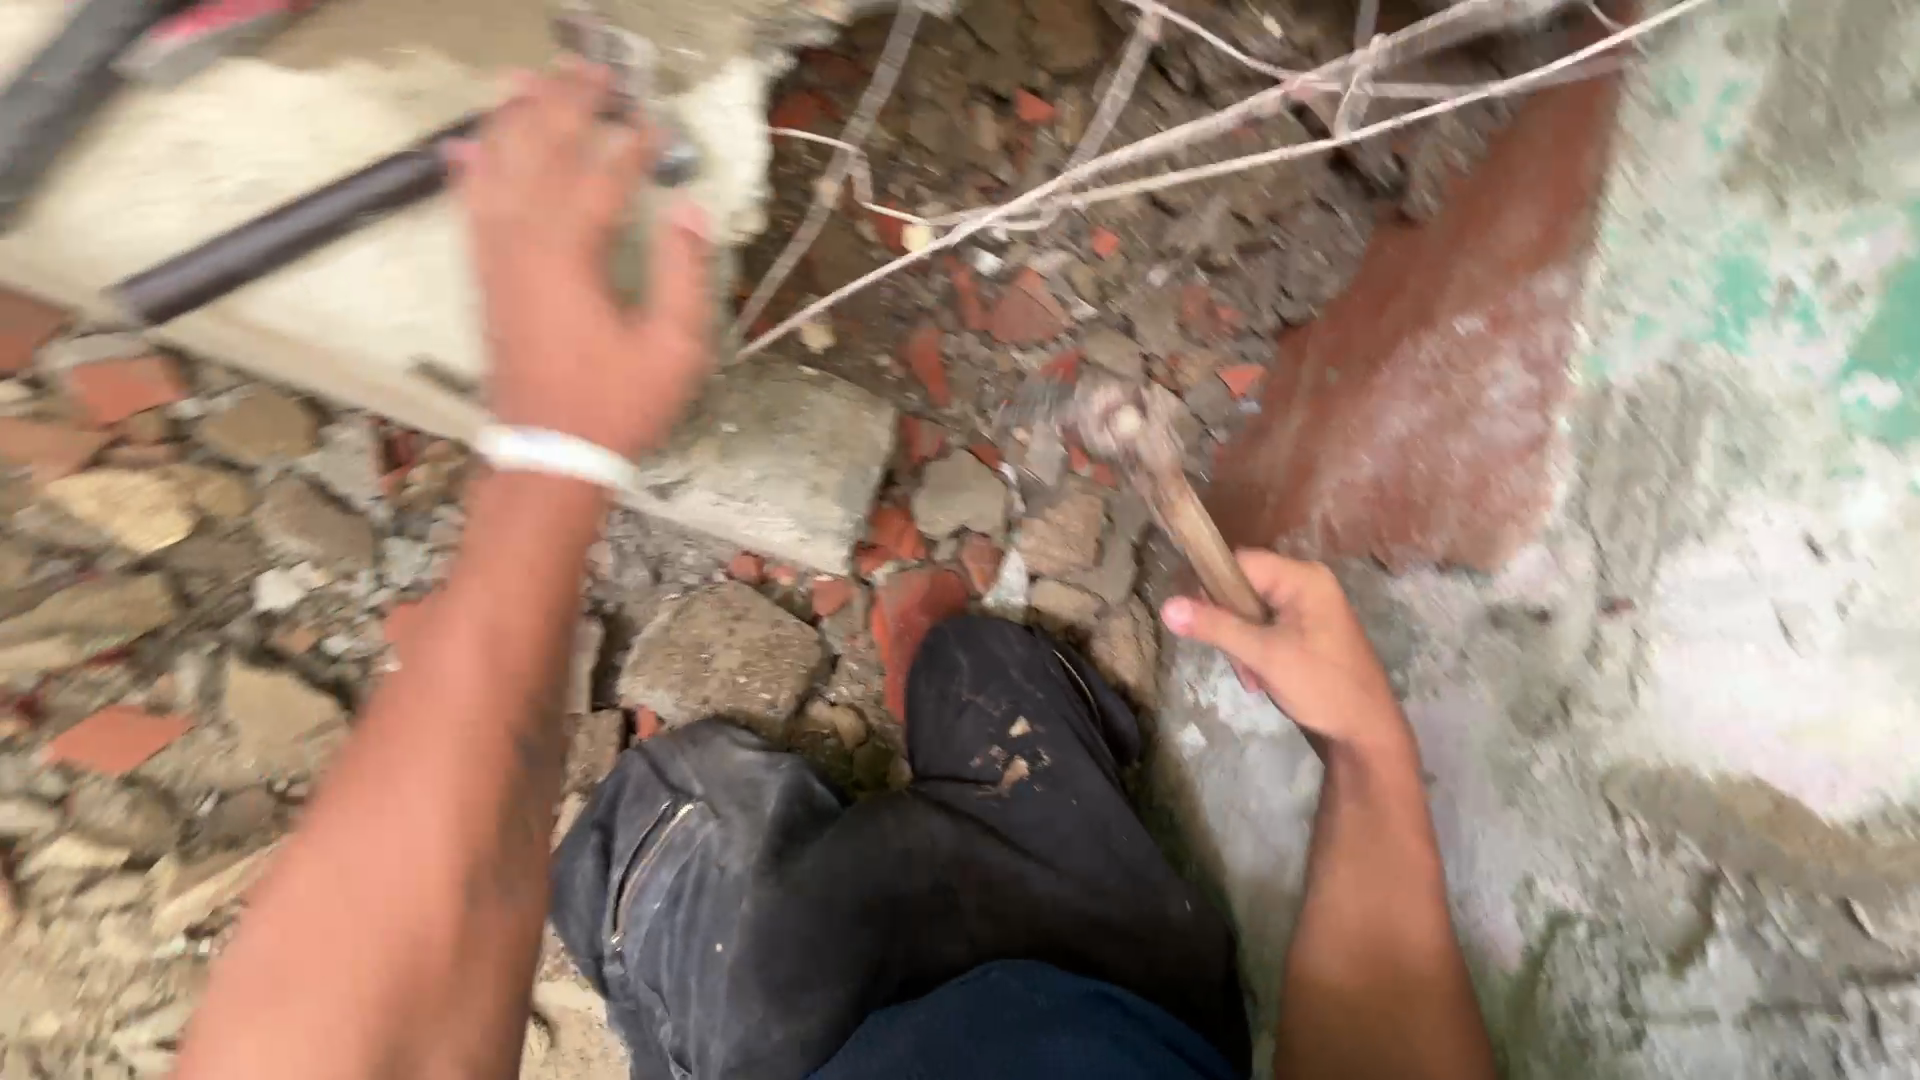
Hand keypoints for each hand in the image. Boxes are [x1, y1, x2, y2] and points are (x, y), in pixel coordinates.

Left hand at [454, 61, 712, 456]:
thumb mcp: (674, 349)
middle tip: (595, 69)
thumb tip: (690, 212)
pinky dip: (468, 166)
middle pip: (541, 150)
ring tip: (532, 78)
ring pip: (495, 165)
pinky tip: (467, 142)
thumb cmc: (620, 404)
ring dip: (515, 116)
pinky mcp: (484, 276)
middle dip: (569, 103)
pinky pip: (468, 204)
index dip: (633, 145)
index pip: (602, 176)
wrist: (551, 452)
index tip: (659, 124)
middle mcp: (521, 238)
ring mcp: (494, 255)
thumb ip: (684, 275)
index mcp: (570, 253)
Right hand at [1161, 551, 1410, 757]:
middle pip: (1242, 586)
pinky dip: (1254, 649)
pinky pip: (1263, 626)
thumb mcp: (1263, 655)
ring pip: (1249, 610)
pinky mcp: (1304, 629)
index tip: (1197, 619)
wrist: (1367, 732)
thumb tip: (1166, 606)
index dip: (1212, 586)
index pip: (1240, 562)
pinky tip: (1260, 677)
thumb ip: (1215, 627)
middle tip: (1234, 658)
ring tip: (1251, 675)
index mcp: (1303, 578)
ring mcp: (1307, 606)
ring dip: (1240, 642)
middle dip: (1229, 623)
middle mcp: (1306, 583)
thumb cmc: (1322, 686)